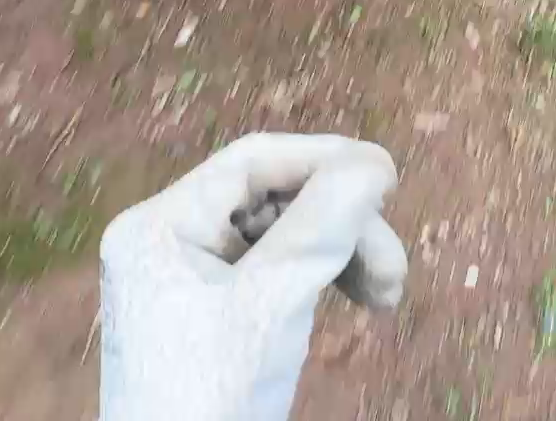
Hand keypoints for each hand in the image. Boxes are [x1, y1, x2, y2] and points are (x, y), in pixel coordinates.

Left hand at [100, 134, 406, 420]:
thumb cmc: (213, 400)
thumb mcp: (273, 301)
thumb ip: (324, 220)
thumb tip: (378, 160)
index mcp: (162, 225)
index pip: (256, 160)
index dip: (326, 159)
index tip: (388, 180)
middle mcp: (174, 239)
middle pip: (280, 198)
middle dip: (343, 226)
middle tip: (393, 266)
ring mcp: (197, 276)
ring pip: (292, 232)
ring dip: (347, 253)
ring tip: (389, 293)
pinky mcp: (223, 309)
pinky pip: (286, 268)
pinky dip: (328, 277)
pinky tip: (363, 298)